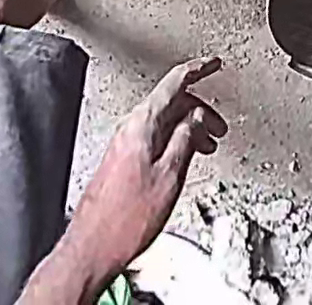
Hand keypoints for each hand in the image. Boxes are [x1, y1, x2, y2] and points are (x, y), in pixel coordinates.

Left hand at [20, 57, 227, 303]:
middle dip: (201, 109)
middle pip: (173, 101)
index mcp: (143, 122)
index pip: (175, 81)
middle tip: (220, 125)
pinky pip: (156, 136)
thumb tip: (199, 116)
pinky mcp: (123, 158)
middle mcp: (132, 126)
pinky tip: (186, 157)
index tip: (214, 63)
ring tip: (208, 145)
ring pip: (166, 120)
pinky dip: (176, 140)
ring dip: (190, 127)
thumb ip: (187, 137)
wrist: (91, 249)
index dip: (199, 69)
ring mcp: (126, 141)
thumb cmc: (126, 217)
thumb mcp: (170, 174)